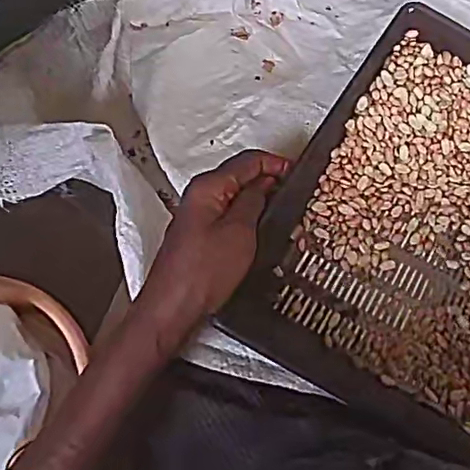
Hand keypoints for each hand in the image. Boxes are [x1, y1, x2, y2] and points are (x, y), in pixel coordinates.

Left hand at [139, 149, 289, 335]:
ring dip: (259, 199)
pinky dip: (248, 216)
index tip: (296, 171)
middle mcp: (199, 197)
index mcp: (207, 188)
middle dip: (268, 178)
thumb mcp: (240, 231)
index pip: (247, 161)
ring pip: (235, 196)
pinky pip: (229, 215)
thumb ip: (254, 201)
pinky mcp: (201, 235)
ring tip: (284, 207)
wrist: (173, 308)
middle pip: (239, 176)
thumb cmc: (201, 273)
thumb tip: (265, 183)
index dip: (275, 163)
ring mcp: (198, 216)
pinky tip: (262, 227)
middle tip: (295, 188)